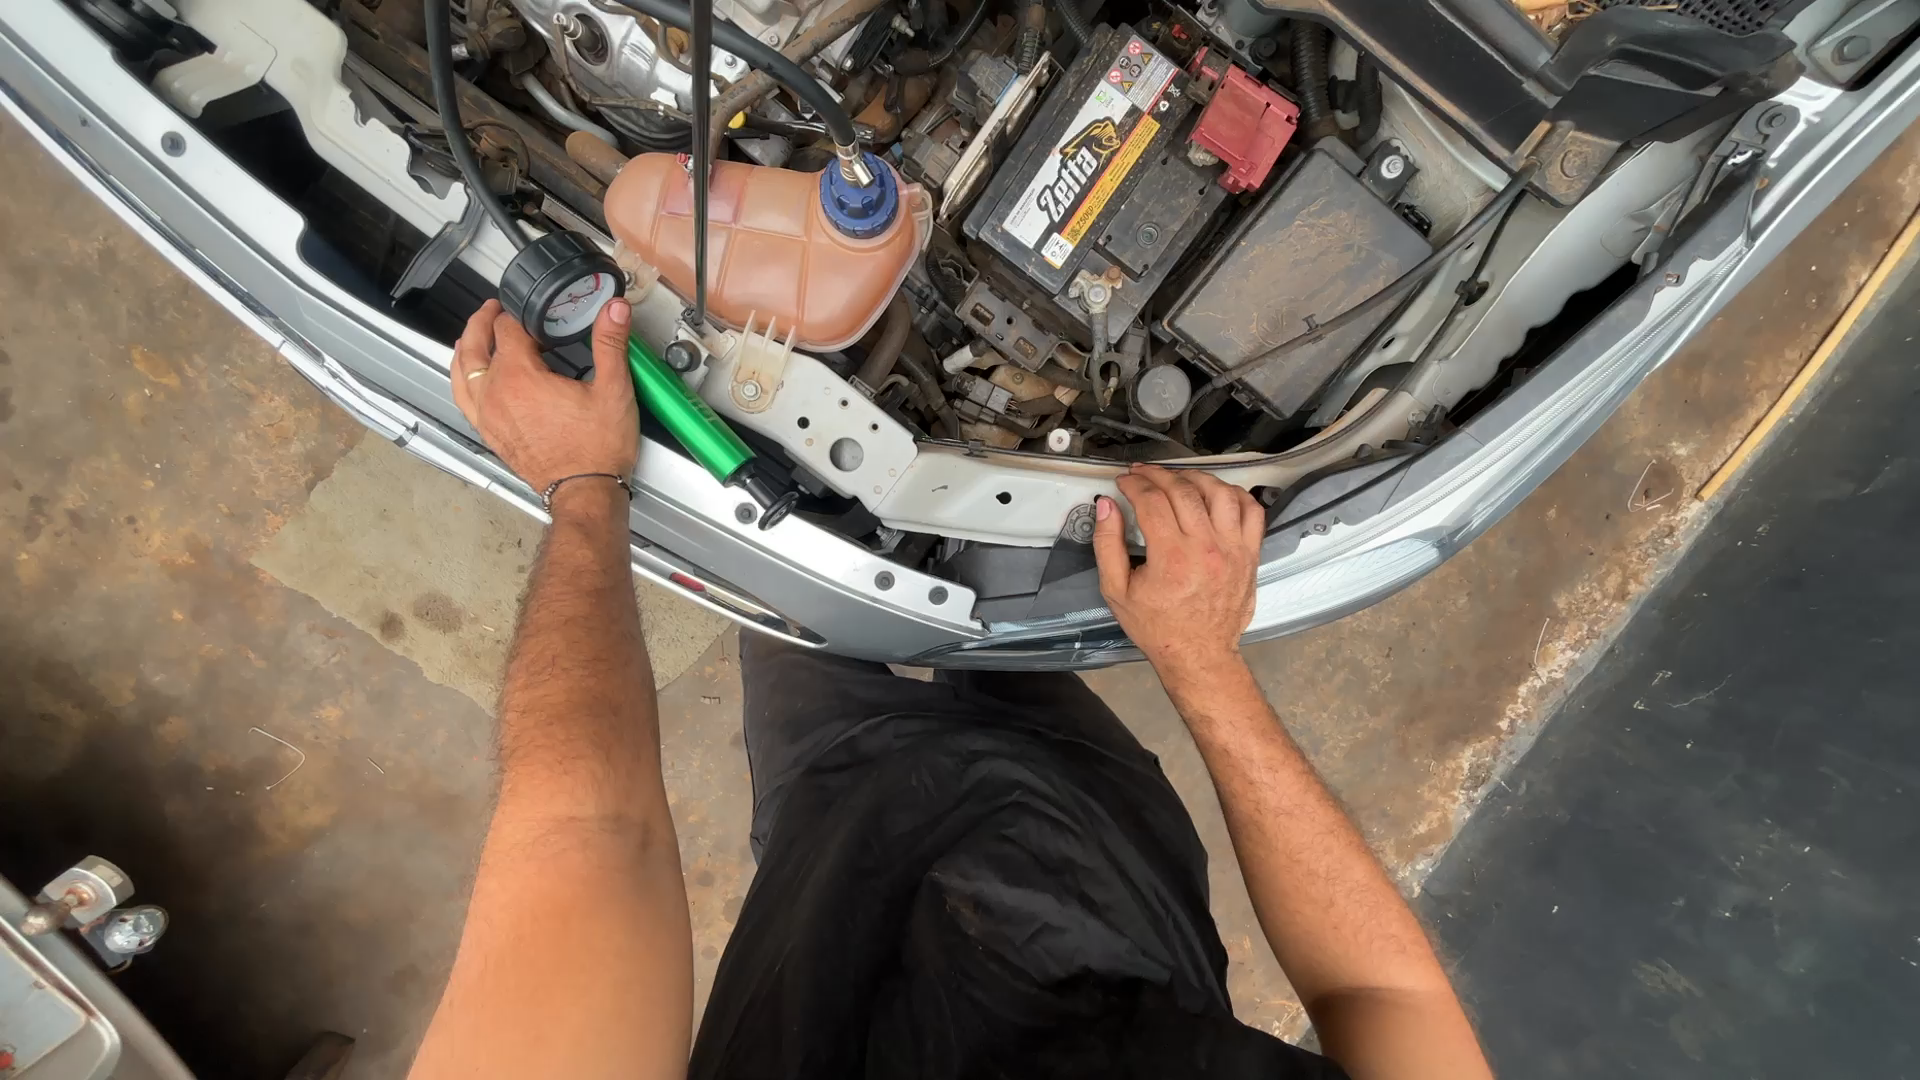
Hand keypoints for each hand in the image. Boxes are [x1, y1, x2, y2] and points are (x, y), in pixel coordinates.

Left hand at [450, 298, 639, 493]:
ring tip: (476, 337)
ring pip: (462, 369)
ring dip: (468, 347)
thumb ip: (610, 345)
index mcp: (520, 376)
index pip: (508, 329)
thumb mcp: (614, 390)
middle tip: (497, 311)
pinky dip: (463, 378)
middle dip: (486, 322)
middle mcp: (495, 392)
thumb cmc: (598, 449)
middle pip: (475, 343)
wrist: (585, 491)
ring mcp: (487, 414)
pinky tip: (472, 378)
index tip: (537, 314)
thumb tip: (615, 309)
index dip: (522, 315)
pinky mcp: (489, 432)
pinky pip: (462, 397)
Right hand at [1093, 464, 1264, 682]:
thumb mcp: (1116, 591)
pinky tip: (1214, 493)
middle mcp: (1206, 547)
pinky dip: (1233, 494)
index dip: (1134, 484)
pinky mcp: (1250, 554)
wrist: (1198, 654)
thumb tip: (1107, 506)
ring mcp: (1233, 549)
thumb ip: (1107, 545)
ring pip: (1219, 492)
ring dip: (1194, 477)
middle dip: (1158, 474)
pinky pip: (1251, 510)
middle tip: (1142, 474)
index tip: (1123, 482)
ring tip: (1176, 478)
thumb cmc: (1156, 626)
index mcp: (1171, 556)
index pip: (1151, 500)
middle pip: (1183, 490)